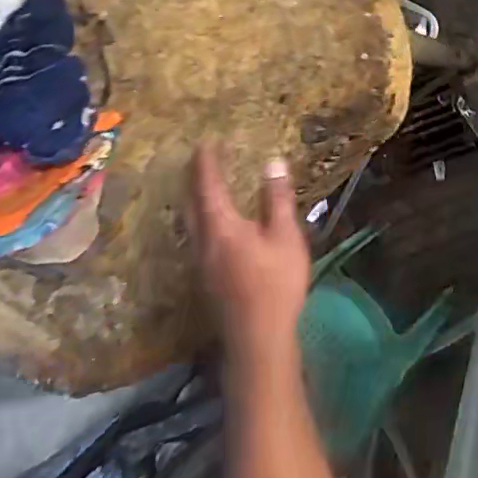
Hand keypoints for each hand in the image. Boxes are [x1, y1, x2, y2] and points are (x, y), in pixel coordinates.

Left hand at [194, 142, 309, 353]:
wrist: (257, 334)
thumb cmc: (276, 281)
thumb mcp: (286, 236)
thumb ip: (277, 199)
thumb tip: (271, 163)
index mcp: (222, 228)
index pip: (208, 188)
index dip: (206, 164)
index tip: (206, 143)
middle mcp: (203, 242)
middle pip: (192, 205)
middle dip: (195, 180)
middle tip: (201, 159)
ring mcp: (201, 262)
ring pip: (192, 222)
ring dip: (196, 200)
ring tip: (206, 185)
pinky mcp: (207, 276)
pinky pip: (198, 235)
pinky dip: (203, 217)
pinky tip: (216, 222)